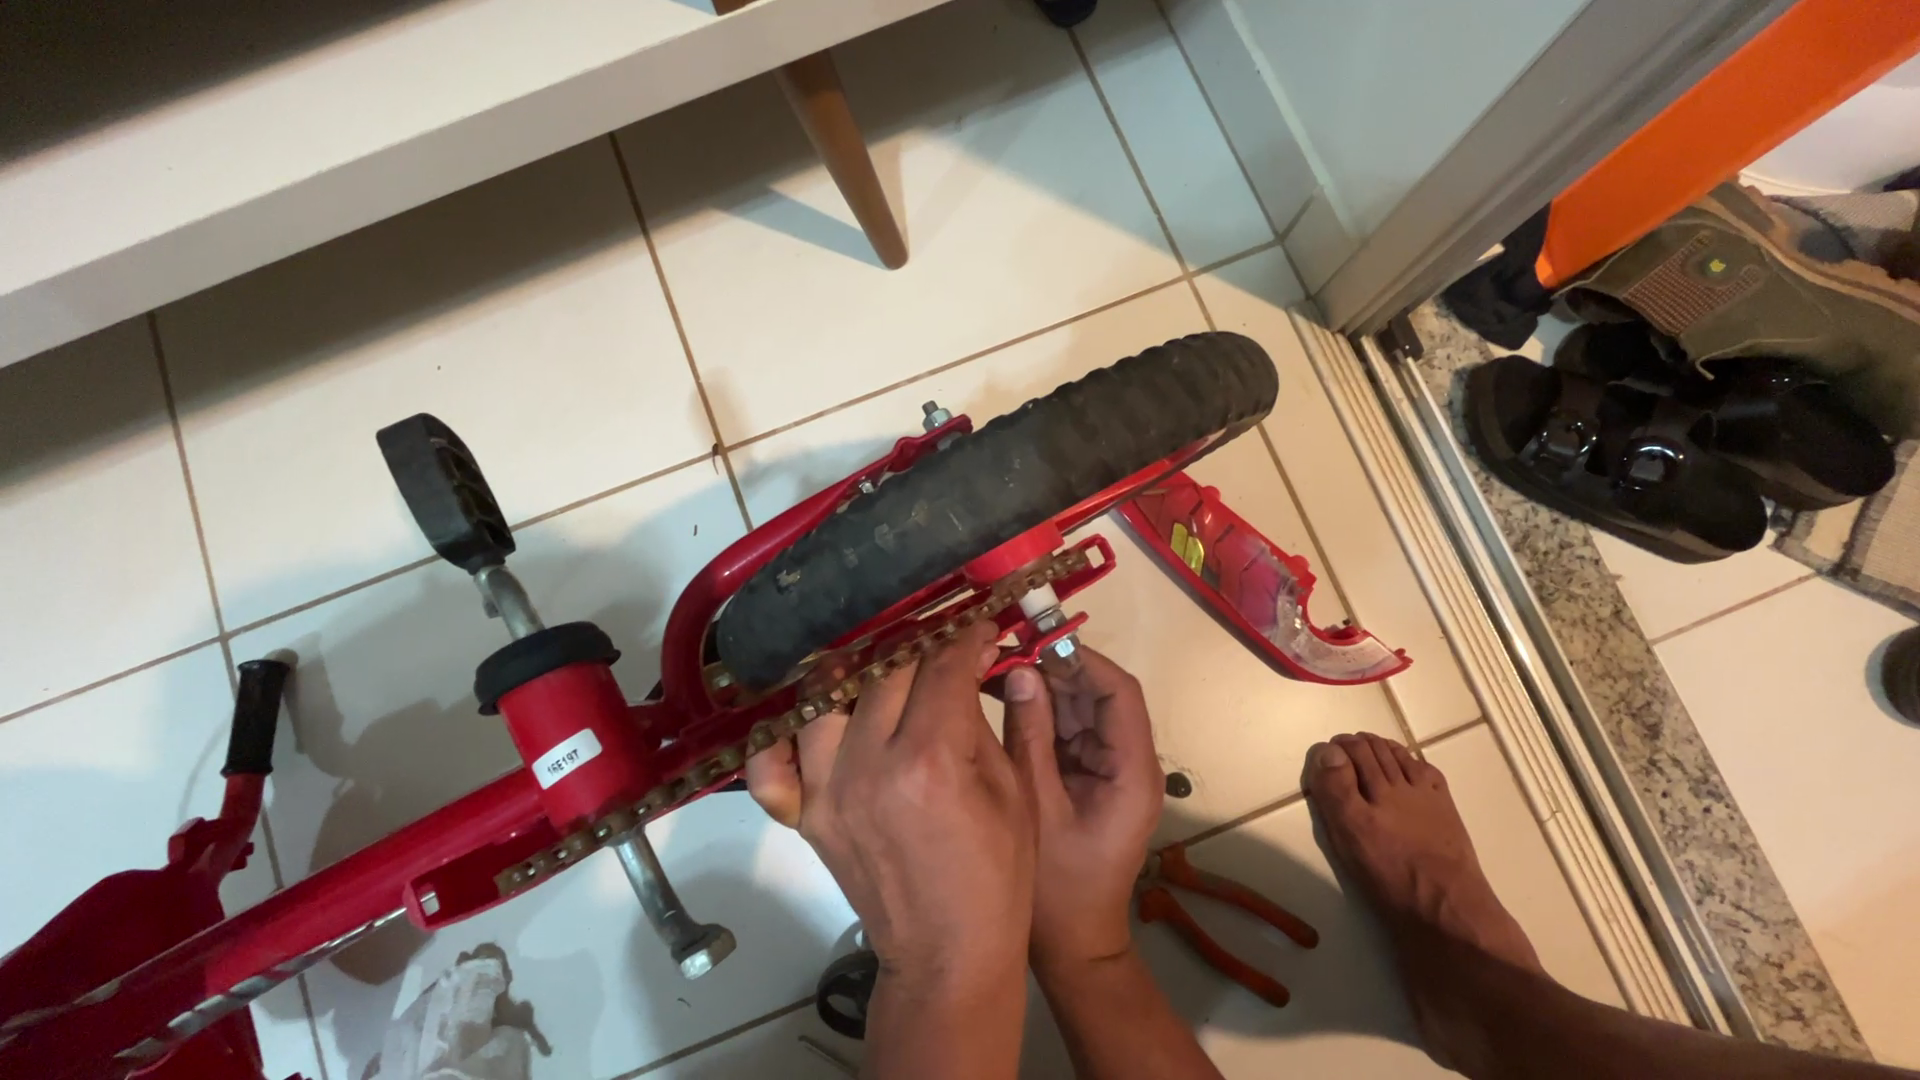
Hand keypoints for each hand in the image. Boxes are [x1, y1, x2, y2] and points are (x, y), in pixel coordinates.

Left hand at [746, 621, 1034, 992]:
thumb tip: (975, 658)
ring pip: (828, 698)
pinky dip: (782, 736)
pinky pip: (771, 764)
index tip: (980, 631)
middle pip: (887, 672)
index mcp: (930, 761)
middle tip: (943, 649)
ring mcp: (827, 790)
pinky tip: (814, 721)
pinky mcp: (804, 815)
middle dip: (923, 649)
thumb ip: (983, 717)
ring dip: (859, 674)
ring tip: (885, 671)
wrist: (946, 953)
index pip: (943, 668)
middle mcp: (869, 765)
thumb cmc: (996, 874)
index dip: (967, 639)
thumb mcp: (1011, 789)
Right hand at [1001, 646, 1162, 973]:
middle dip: (1054, 668)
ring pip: (1079, 708)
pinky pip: (1065, 730)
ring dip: (1042, 686)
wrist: (1072, 947)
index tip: (1035, 639)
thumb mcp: (1038, 806)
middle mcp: (1128, 762)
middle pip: (1098, 695)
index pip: (1120, 693)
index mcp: (1132, 771)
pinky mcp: (1086, 775)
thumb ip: (1029, 736)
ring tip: (994, 665)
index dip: (1081, 659)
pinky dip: (1037, 711)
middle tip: (1003, 647)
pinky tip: (1000, 695)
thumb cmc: (1059, 888)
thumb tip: (1020, 671)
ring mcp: (1107, 768)